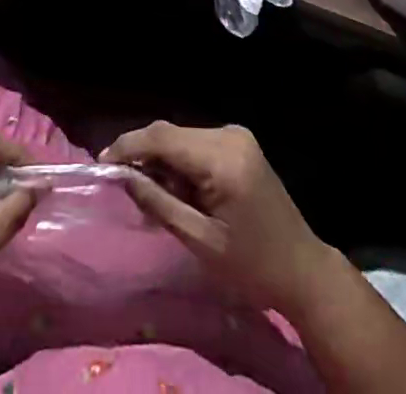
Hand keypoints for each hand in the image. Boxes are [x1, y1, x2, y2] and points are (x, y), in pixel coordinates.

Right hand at [102, 121, 326, 317]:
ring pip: (178, 137)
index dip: (127, 147)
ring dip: (159, 160)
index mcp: (224, 160)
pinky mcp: (238, 143)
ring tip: (151, 195)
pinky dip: (177, 161)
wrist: (303, 270)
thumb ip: (157, 202)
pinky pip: (194, 143)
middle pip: (168, 133)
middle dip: (142, 156)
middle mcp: (230, 136)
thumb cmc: (252, 265)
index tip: (102, 166)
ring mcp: (236, 137)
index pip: (161, 138)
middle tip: (124, 187)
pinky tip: (176, 189)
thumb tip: (121, 176)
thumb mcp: (199, 240)